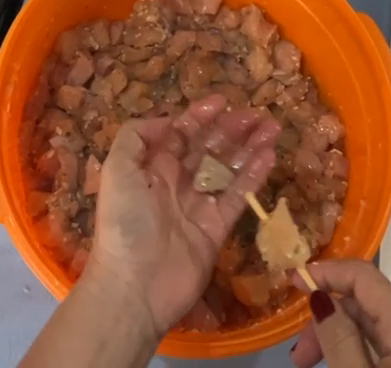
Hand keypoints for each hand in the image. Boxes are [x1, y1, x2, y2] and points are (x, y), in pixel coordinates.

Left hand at [82, 94, 279, 338]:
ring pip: (227, 169)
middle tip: (257, 114)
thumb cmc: (123, 223)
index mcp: (153, 167)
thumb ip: (137, 136)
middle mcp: (177, 182)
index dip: (200, 117)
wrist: (133, 288)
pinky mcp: (216, 230)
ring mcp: (198, 206)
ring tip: (272, 128)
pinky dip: (253, 176)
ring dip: (248, 148)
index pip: (180, 133)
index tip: (223, 102)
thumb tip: (169, 119)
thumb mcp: (117, 169)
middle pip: (208, 148)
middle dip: (231, 129)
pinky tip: (269, 156)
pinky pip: (238, 196)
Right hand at [290, 260, 390, 367]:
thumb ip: (340, 340)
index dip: (327, 271)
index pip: (366, 278)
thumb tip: (318, 295)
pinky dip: (360, 354)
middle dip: (327, 317)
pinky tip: (343, 364)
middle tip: (298, 352)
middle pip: (369, 306)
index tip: (292, 280)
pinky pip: (389, 352)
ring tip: (310, 362)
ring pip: (377, 331)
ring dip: (340, 338)